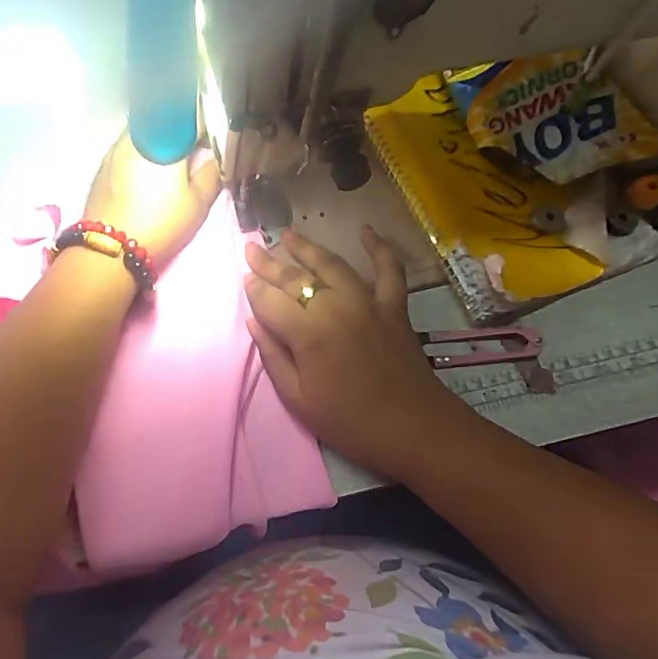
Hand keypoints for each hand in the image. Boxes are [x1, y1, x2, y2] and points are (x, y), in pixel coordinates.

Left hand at [82, 131, 222, 263]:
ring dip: (159, 139)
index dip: (202, 119)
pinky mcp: (103, 165)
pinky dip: (142, 152)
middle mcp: (136, 135)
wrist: (110, 249)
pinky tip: (147, 173)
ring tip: (171, 162)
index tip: (211, 133)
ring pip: (143, 131)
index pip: (186, 112)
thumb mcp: (198, 203)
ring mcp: (115, 148)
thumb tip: (217, 154)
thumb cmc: (160, 223)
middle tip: (193, 148)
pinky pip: (128, 147)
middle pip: (161, 117)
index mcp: (163, 139)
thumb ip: (212, 172)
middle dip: (178, 127)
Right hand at [243, 228, 468, 473]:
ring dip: (308, 248)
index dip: (254, 289)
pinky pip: (388, 269)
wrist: (413, 428)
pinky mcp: (394, 306)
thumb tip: (254, 322)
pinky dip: (379, 247)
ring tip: (288, 235)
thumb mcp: (299, 400)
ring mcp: (368, 302)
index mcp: (308, 333)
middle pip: (295, 278)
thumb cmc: (350, 422)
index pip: (270, 301)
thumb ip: (273, 357)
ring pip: (332, 265)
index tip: (244, 279)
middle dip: (269, 263)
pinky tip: (366, 230)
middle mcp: (335, 307)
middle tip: (252, 247)